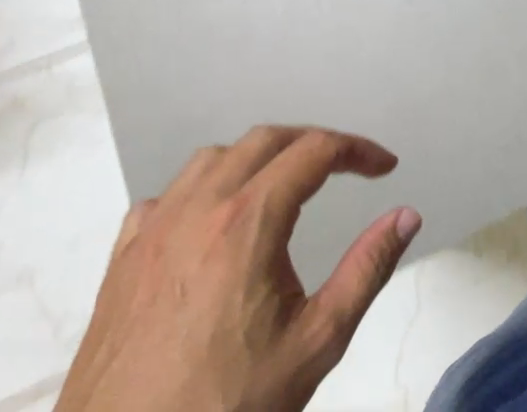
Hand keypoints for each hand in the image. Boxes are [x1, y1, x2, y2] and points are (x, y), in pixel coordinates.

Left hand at [57, 127, 421, 411]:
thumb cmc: (230, 401)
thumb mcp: (319, 339)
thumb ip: (368, 269)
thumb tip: (406, 216)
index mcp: (248, 223)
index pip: (314, 152)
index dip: (358, 150)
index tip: (384, 168)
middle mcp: (197, 212)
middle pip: (263, 141)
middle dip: (313, 142)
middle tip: (347, 167)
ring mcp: (151, 234)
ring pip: (210, 160)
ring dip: (257, 158)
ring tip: (286, 186)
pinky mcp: (121, 262)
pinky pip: (163, 198)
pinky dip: (201, 190)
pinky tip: (214, 223)